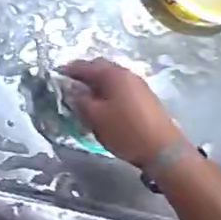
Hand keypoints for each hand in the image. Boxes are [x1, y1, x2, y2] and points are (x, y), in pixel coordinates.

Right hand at [62, 58, 184, 166]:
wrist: (166, 153)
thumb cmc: (125, 131)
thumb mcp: (94, 115)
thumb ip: (78, 98)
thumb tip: (71, 87)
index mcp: (112, 74)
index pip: (83, 66)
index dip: (67, 71)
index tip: (55, 78)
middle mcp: (127, 74)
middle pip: (99, 67)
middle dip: (83, 74)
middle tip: (70, 86)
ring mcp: (139, 86)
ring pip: (111, 78)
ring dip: (96, 83)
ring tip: (85, 97)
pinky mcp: (146, 98)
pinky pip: (121, 87)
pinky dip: (108, 91)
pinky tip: (104, 104)